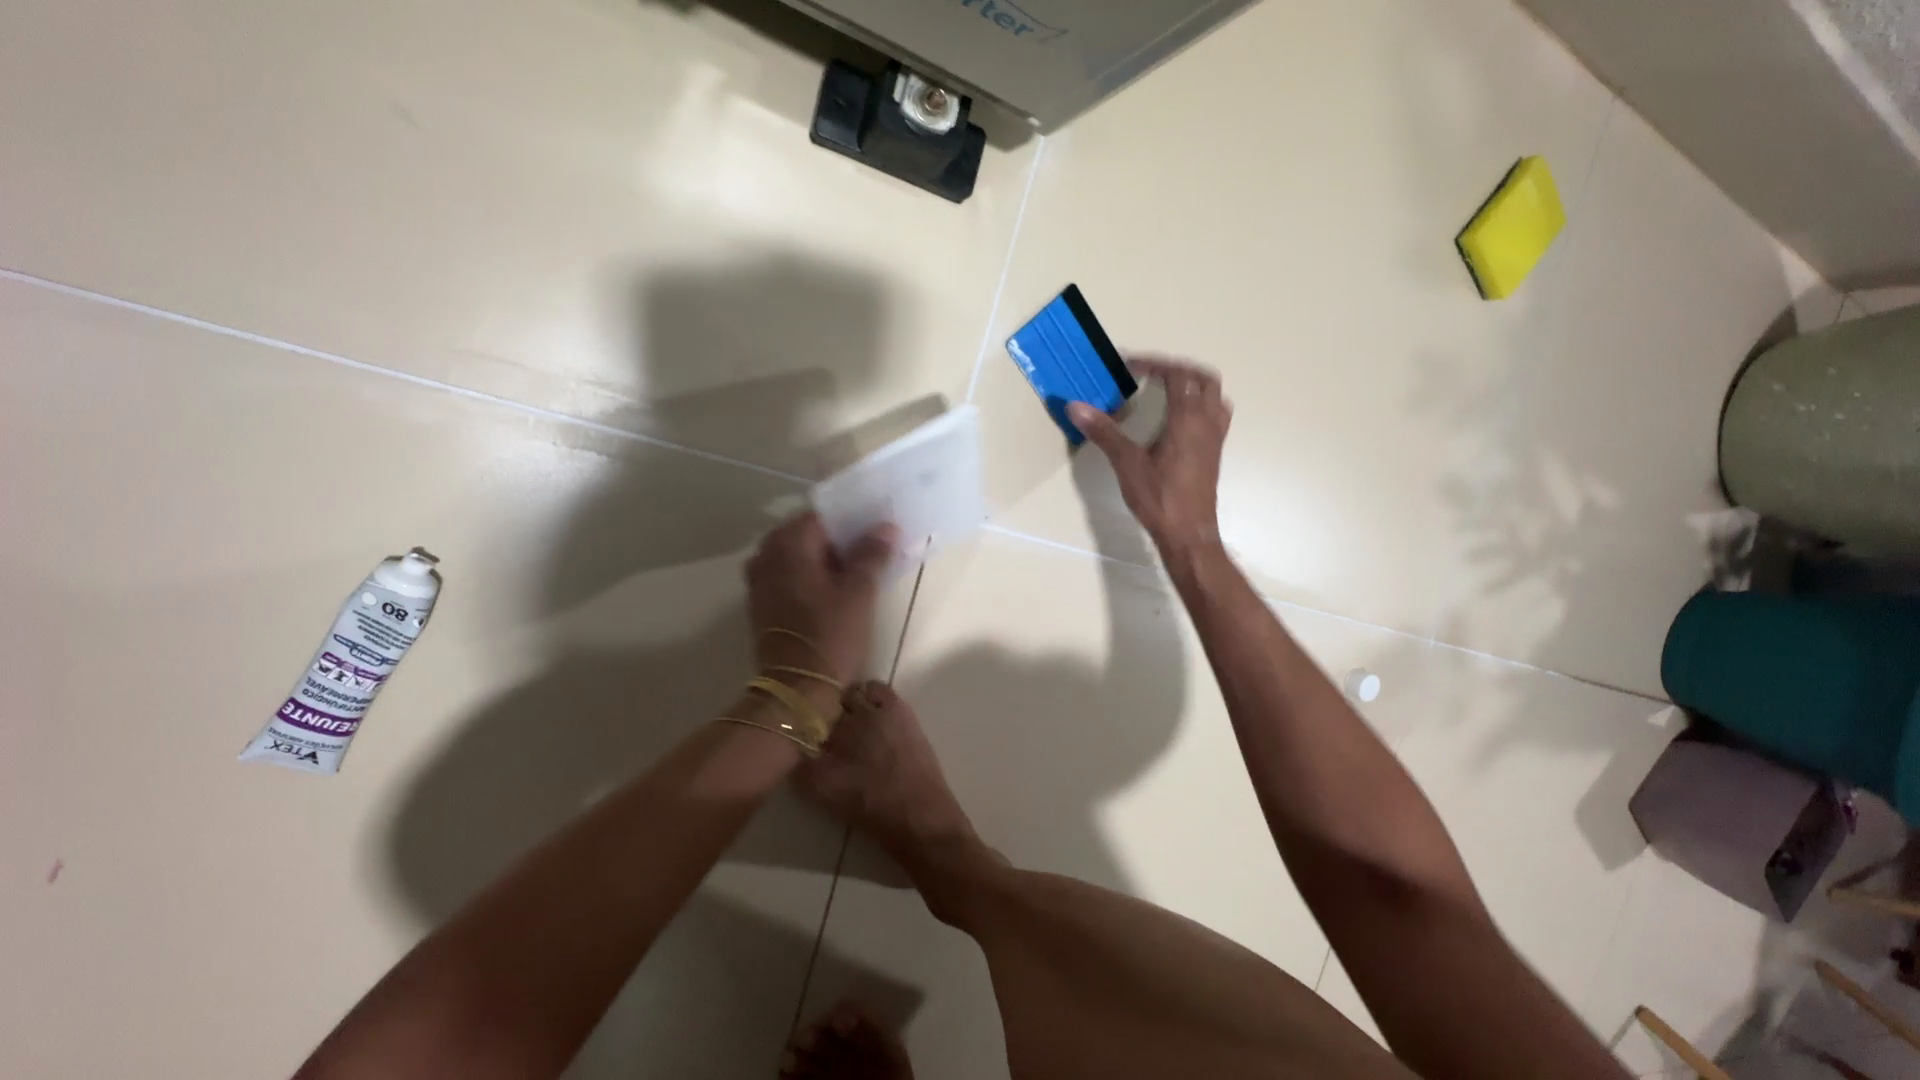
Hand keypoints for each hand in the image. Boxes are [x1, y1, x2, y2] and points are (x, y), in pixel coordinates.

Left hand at [746, 512, 897, 684]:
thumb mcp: (859, 592)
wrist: (796, 689)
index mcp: (787, 544)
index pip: (823, 515)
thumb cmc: (830, 635)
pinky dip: (813, 575)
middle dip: (840, 538)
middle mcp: (766, 555)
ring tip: (861, 566)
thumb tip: (886, 528)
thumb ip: (871, 554)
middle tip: (875, 544)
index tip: (878, 522)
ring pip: (800, 556)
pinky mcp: (763, 604)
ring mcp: (760, 580)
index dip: (852, 517)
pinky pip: (792, 576)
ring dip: (827, 558)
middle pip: (809, 534)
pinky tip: (839, 587)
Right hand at [1069, 356, 1230, 556]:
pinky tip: (1180, 419)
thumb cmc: (1159, 498)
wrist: (1188, 533)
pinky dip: (1200, 404)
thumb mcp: (1127, 463)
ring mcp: (1215, 437)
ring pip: (1214, 395)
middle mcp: (1207, 422)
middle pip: (1202, 378)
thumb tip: (1075, 406)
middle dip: (1177, 369)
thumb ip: (1104, 431)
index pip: (1177, 375)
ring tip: (1168, 389)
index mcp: (1187, 419)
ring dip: (1193, 384)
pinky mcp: (1215, 452)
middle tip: (1151, 373)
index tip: (1130, 366)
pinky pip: (1216, 414)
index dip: (1154, 364)